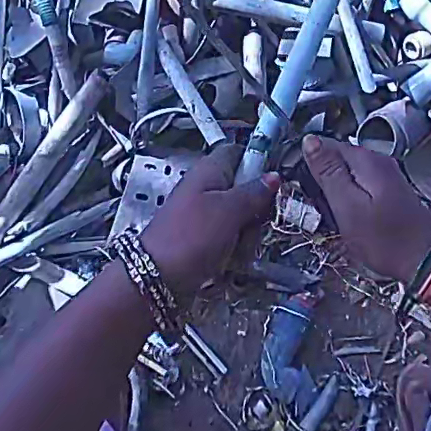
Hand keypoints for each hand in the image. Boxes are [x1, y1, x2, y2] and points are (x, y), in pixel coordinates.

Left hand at [140, 144, 279, 295]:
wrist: (157, 279)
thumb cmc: (190, 237)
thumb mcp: (229, 211)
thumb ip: (254, 192)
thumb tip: (274, 176)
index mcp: (209, 171)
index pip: (240, 152)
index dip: (259, 163)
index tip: (270, 184)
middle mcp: (207, 189)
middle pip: (247, 190)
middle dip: (255, 211)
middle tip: (249, 223)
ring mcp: (205, 216)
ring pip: (243, 219)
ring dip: (246, 237)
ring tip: (234, 248)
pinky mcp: (205, 240)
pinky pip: (231, 240)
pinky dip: (234, 252)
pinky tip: (228, 261)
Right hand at [301, 135, 430, 281]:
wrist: (426, 263)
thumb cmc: (384, 239)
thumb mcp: (347, 206)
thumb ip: (328, 172)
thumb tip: (310, 141)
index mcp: (366, 160)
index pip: (326, 144)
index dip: (309, 161)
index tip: (303, 184)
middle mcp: (379, 161)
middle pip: (338, 157)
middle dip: (322, 176)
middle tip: (319, 204)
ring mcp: (387, 175)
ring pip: (348, 171)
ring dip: (335, 188)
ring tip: (332, 212)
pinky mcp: (391, 189)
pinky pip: (361, 183)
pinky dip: (350, 196)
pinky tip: (349, 214)